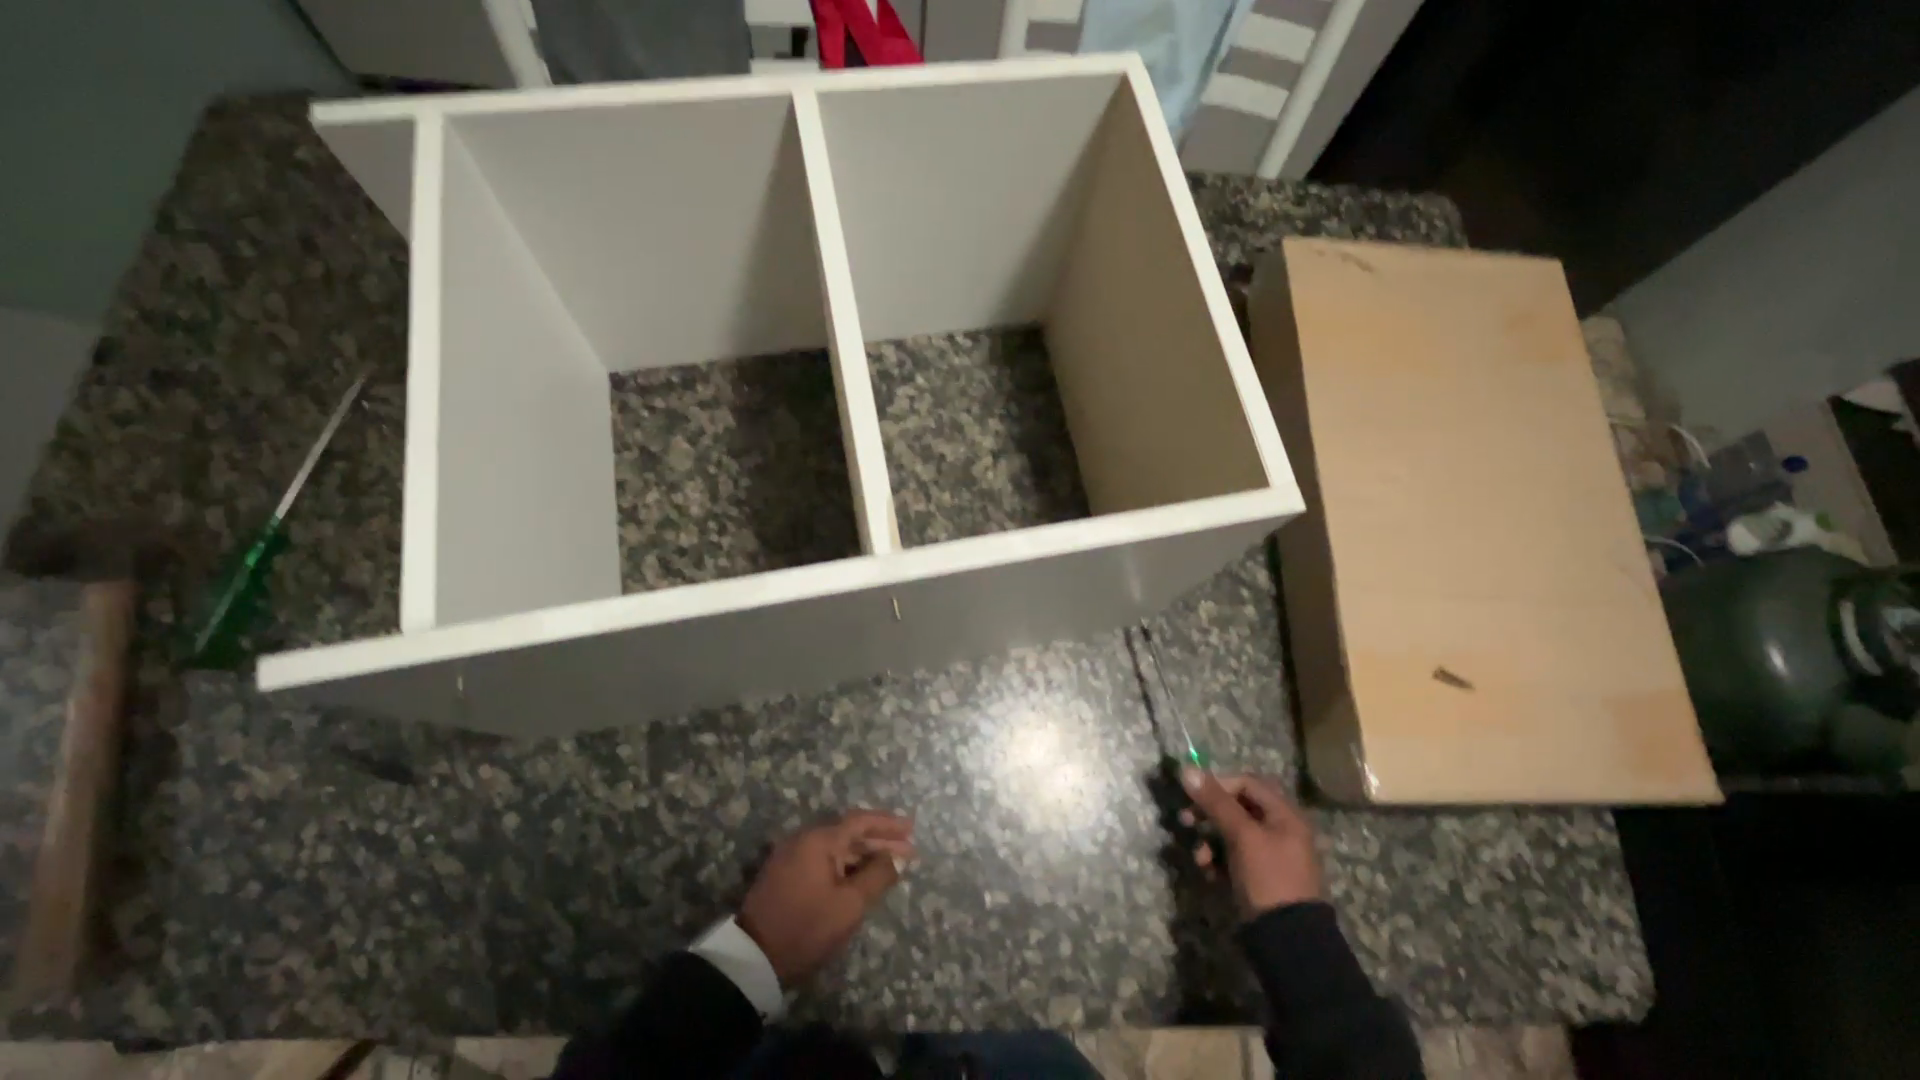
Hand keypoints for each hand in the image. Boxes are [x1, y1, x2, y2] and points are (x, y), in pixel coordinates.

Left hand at [737, 809, 914, 986]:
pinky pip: (823, 860)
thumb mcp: (850, 905)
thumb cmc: (808, 928)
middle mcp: (803, 840)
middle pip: (848, 832)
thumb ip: (878, 876)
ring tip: (892, 864)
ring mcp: (791, 857)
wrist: (755, 958)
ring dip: (864, 854)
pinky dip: (846, 864)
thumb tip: (897, 857)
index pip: (860, 821)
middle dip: (880, 841)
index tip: (912, 829)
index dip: (888, 824)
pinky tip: (863, 876)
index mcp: (818, 840)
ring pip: (836, 848)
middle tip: (909, 849)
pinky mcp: (786, 875)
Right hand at [1179, 769, 1322, 917]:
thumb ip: (1216, 802)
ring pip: (1231, 834)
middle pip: (1237, 808)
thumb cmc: (1268, 878)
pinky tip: (1208, 872)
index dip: (1219, 785)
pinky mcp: (1258, 876)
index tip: (1193, 796)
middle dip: (1209, 814)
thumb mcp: (1242, 836)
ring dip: (1210, 840)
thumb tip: (1186, 769)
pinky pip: (1232, 857)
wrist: (1288, 939)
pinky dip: (1217, 860)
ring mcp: (1269, 855)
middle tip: (1186, 820)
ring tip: (1200, 857)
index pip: (1247, 783)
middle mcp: (1279, 829)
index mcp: (1285, 814)